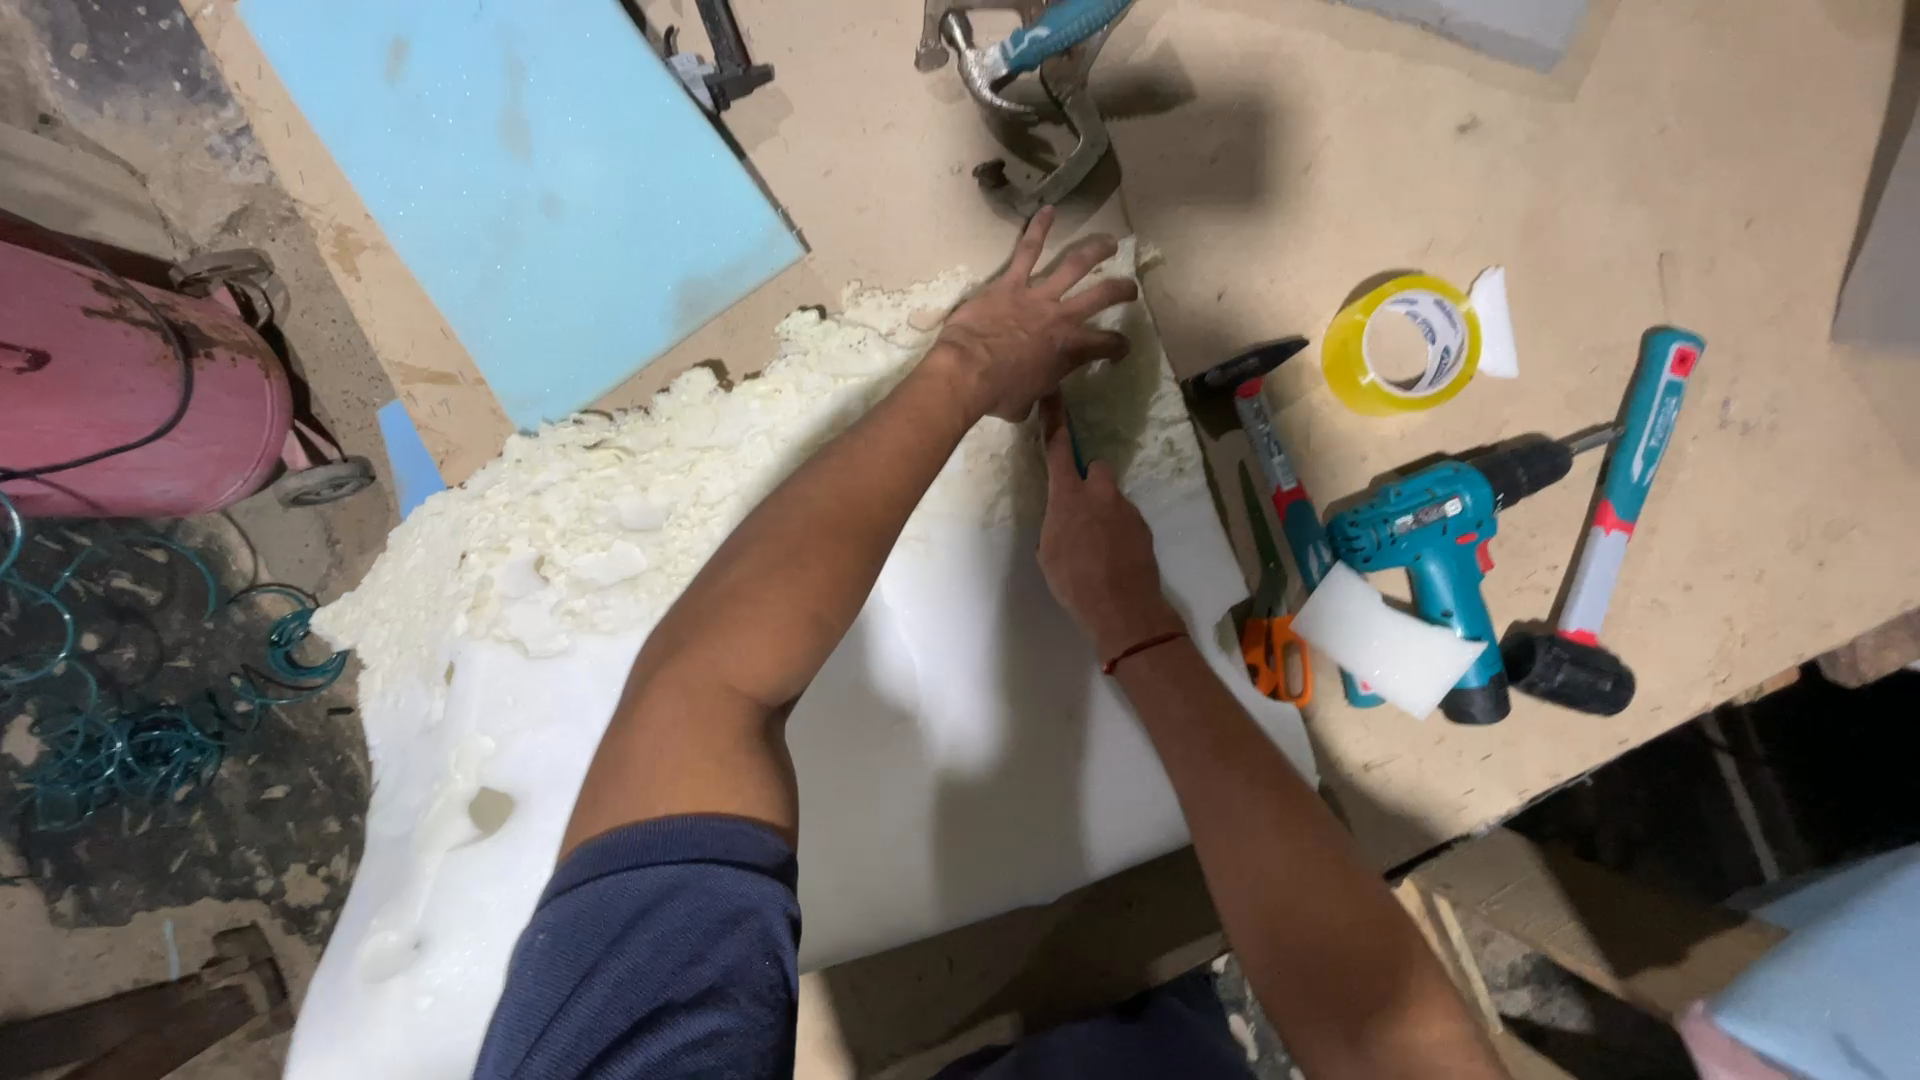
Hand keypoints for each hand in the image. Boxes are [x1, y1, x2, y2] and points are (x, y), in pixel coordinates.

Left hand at [934, 206, 1138, 421]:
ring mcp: (1038, 296)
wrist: (968, 372)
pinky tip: (1048, 210)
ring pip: (1075, 264)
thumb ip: (1037, 393)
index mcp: (1069, 351)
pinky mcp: (1010, 283)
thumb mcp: (1026, 403)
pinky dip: (1038, 229)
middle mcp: (1062, 318)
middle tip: (1130, 288)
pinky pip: (1028, 251)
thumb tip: (1032, 396)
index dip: (1117, 347)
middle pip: (1102, 296)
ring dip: (1095, 250)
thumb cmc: (998, 395)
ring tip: (1109, 242)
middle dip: (1121, 290)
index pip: (1106, 345)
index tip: (1120, 348)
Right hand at [1037, 396, 1185, 660]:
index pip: (1060, 451)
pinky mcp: (1143, 527)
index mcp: (1068, 497)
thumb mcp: (1048, 551)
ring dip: (1104, 512)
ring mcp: (1126, 509)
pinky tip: (1112, 558)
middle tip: (1081, 511)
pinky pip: (1125, 519)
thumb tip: (1064, 518)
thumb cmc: (1072, 580)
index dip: (1055, 423)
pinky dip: (1118, 532)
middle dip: (1090, 482)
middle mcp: (1100, 494)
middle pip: (1097, 469)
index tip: (1055, 397)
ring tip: (1097, 547)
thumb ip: (1055, 523)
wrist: (1120, 606)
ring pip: (1112, 498)